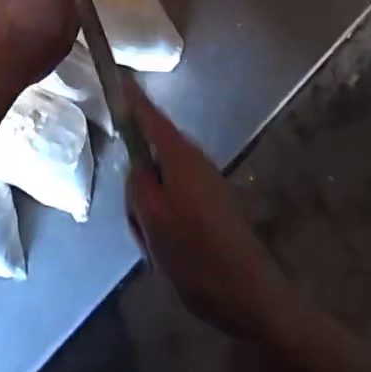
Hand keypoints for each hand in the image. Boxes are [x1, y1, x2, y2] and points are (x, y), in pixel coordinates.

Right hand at [124, 78, 297, 344]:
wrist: (249, 295)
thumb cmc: (195, 254)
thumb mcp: (151, 219)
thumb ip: (137, 184)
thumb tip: (137, 165)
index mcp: (180, 158)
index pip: (151, 118)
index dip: (134, 98)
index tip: (121, 76)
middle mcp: (197, 163)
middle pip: (155, 154)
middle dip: (139, 183)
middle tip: (138, 221)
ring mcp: (209, 184)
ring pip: (164, 182)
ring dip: (152, 208)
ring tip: (155, 245)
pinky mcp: (216, 205)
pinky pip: (178, 199)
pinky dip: (166, 220)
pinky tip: (171, 252)